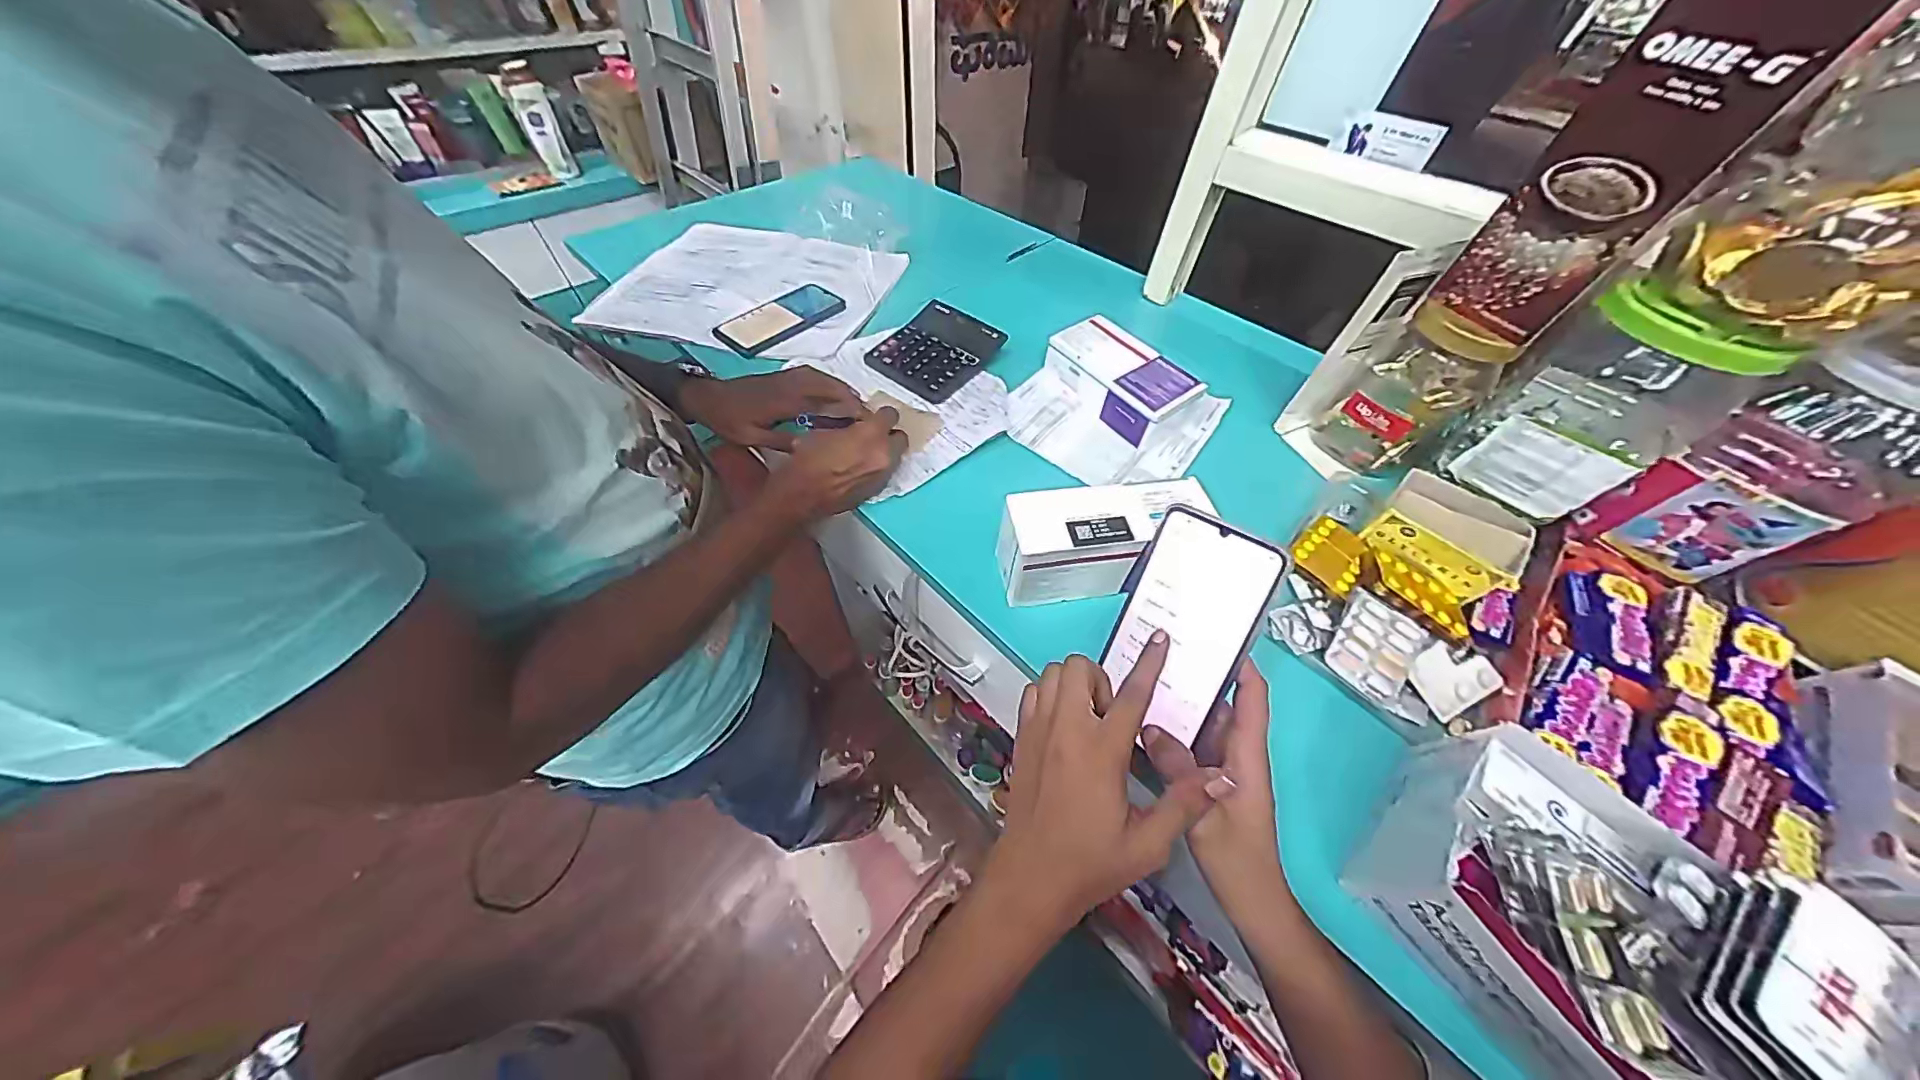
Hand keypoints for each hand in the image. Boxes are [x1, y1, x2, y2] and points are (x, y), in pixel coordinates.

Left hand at [679, 368, 864, 450]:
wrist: (711, 397)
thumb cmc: (730, 421)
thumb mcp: (753, 438)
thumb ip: (781, 441)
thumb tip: (809, 448)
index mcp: (785, 401)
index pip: (824, 404)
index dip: (847, 411)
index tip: (864, 422)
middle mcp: (792, 385)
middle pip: (831, 388)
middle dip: (852, 400)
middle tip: (869, 416)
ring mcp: (789, 377)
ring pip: (826, 380)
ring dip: (845, 391)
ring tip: (859, 406)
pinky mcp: (787, 375)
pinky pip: (817, 376)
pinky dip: (832, 384)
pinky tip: (839, 394)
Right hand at [762, 407, 907, 521]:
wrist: (803, 494)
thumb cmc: (808, 460)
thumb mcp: (825, 431)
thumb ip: (849, 425)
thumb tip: (856, 425)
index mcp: (872, 434)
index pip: (890, 415)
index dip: (881, 415)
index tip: (874, 417)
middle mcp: (884, 455)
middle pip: (900, 438)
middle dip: (889, 435)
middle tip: (873, 435)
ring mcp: (883, 475)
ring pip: (895, 457)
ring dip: (885, 453)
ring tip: (866, 453)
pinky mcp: (876, 491)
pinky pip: (885, 474)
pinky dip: (877, 469)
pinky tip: (861, 470)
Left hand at [987, 635, 1220, 929]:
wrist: (1030, 876)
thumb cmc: (1090, 861)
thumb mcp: (1148, 843)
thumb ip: (1184, 805)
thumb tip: (1220, 778)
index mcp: (1101, 751)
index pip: (1131, 694)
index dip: (1149, 663)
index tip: (1158, 639)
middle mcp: (1066, 730)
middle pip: (1079, 668)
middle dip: (1101, 679)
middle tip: (1113, 716)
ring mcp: (1038, 731)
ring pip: (1052, 674)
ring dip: (1074, 685)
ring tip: (1090, 719)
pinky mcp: (1021, 738)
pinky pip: (1033, 693)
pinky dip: (1050, 696)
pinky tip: (1064, 727)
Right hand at [1141, 659, 1285, 915]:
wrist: (1252, 901)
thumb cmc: (1238, 860)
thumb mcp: (1204, 815)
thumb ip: (1180, 770)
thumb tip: (1152, 728)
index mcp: (1246, 758)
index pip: (1252, 702)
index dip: (1243, 669)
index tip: (1221, 643)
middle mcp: (1235, 757)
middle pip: (1221, 709)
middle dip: (1199, 683)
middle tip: (1166, 659)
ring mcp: (1221, 772)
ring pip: (1201, 730)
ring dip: (1180, 710)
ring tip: (1147, 686)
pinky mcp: (1207, 785)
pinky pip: (1189, 751)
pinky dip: (1170, 738)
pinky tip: (1142, 731)